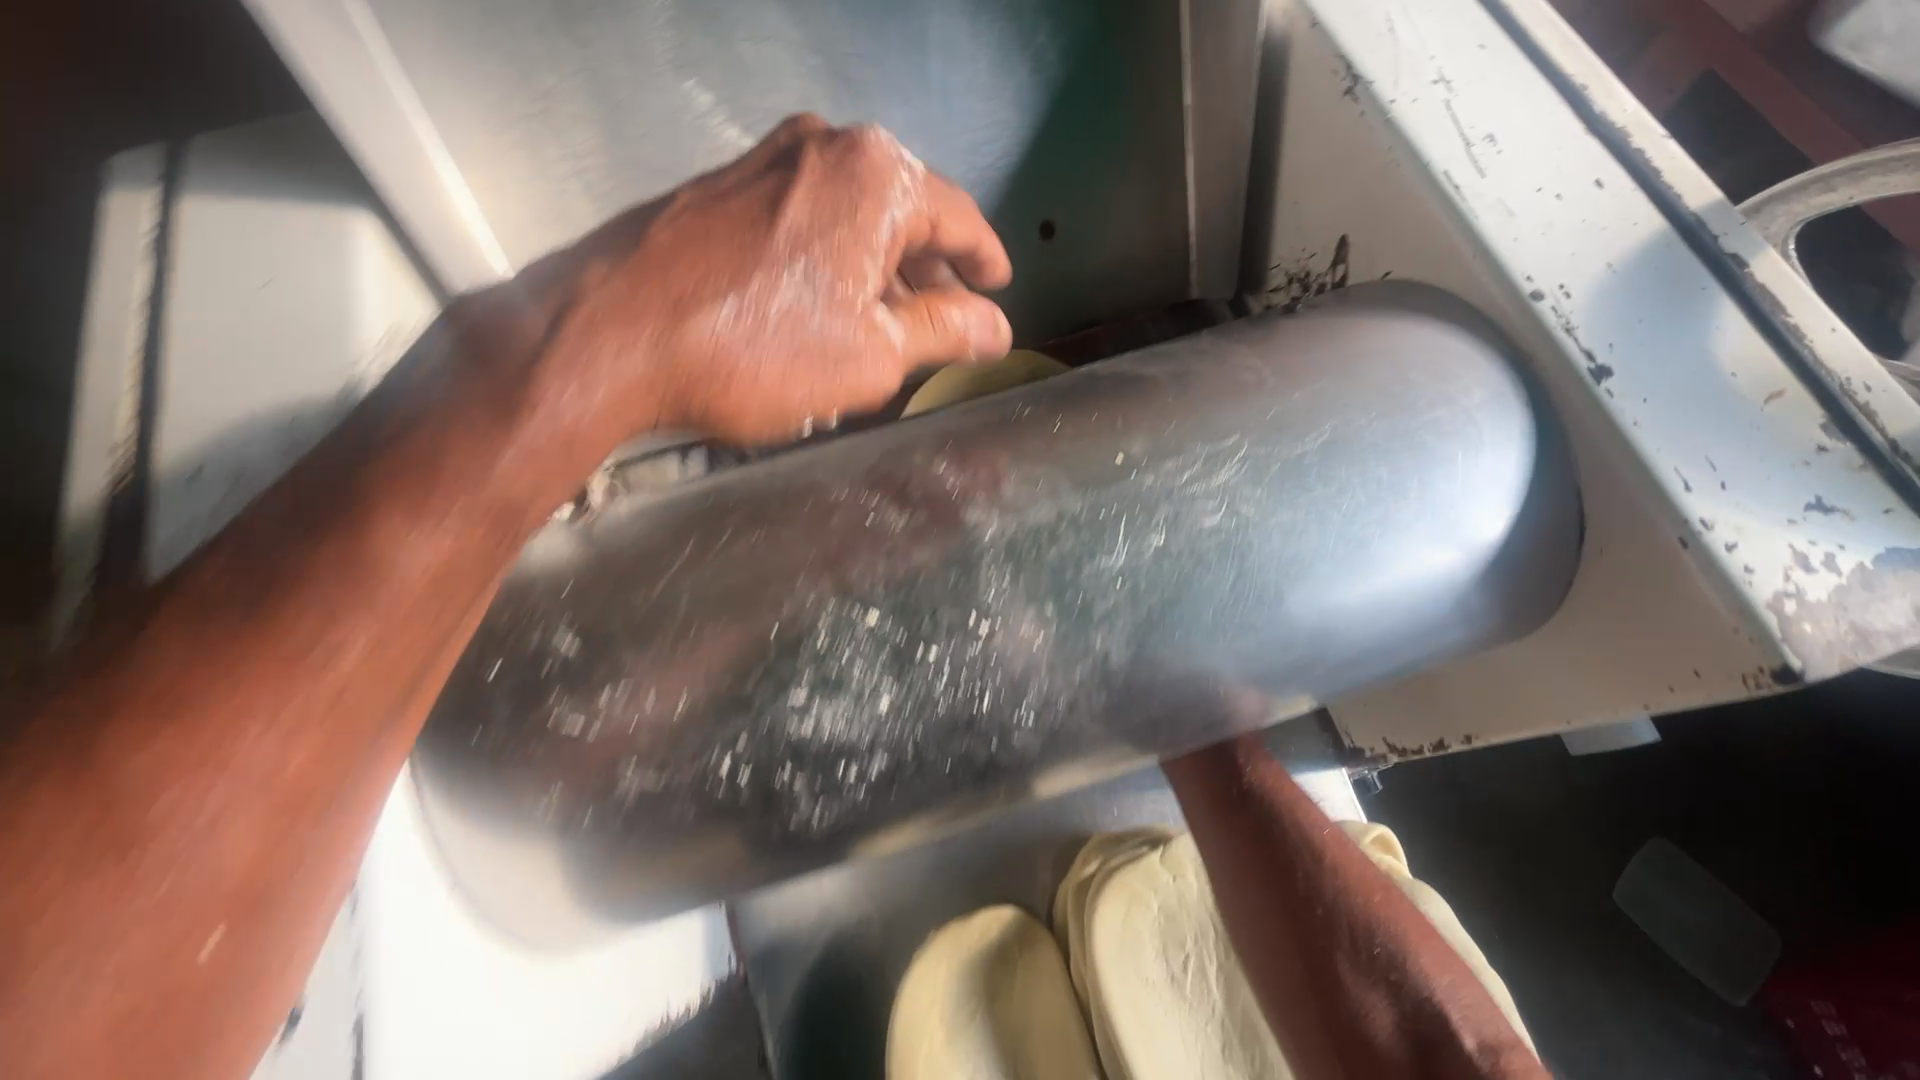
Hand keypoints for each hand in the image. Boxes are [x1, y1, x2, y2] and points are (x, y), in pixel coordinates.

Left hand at [515, 113, 1013, 454]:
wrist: (611, 336)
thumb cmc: (758, 349)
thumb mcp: (873, 353)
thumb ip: (944, 331)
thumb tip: (995, 326)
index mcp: (877, 176)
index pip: (959, 217)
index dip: (984, 260)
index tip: (997, 285)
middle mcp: (825, 147)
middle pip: (903, 209)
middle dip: (928, 266)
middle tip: (945, 313)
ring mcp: (765, 159)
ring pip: (850, 213)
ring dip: (876, 263)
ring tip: (885, 318)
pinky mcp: (720, 185)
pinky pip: (803, 216)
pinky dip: (829, 255)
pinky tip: (822, 301)